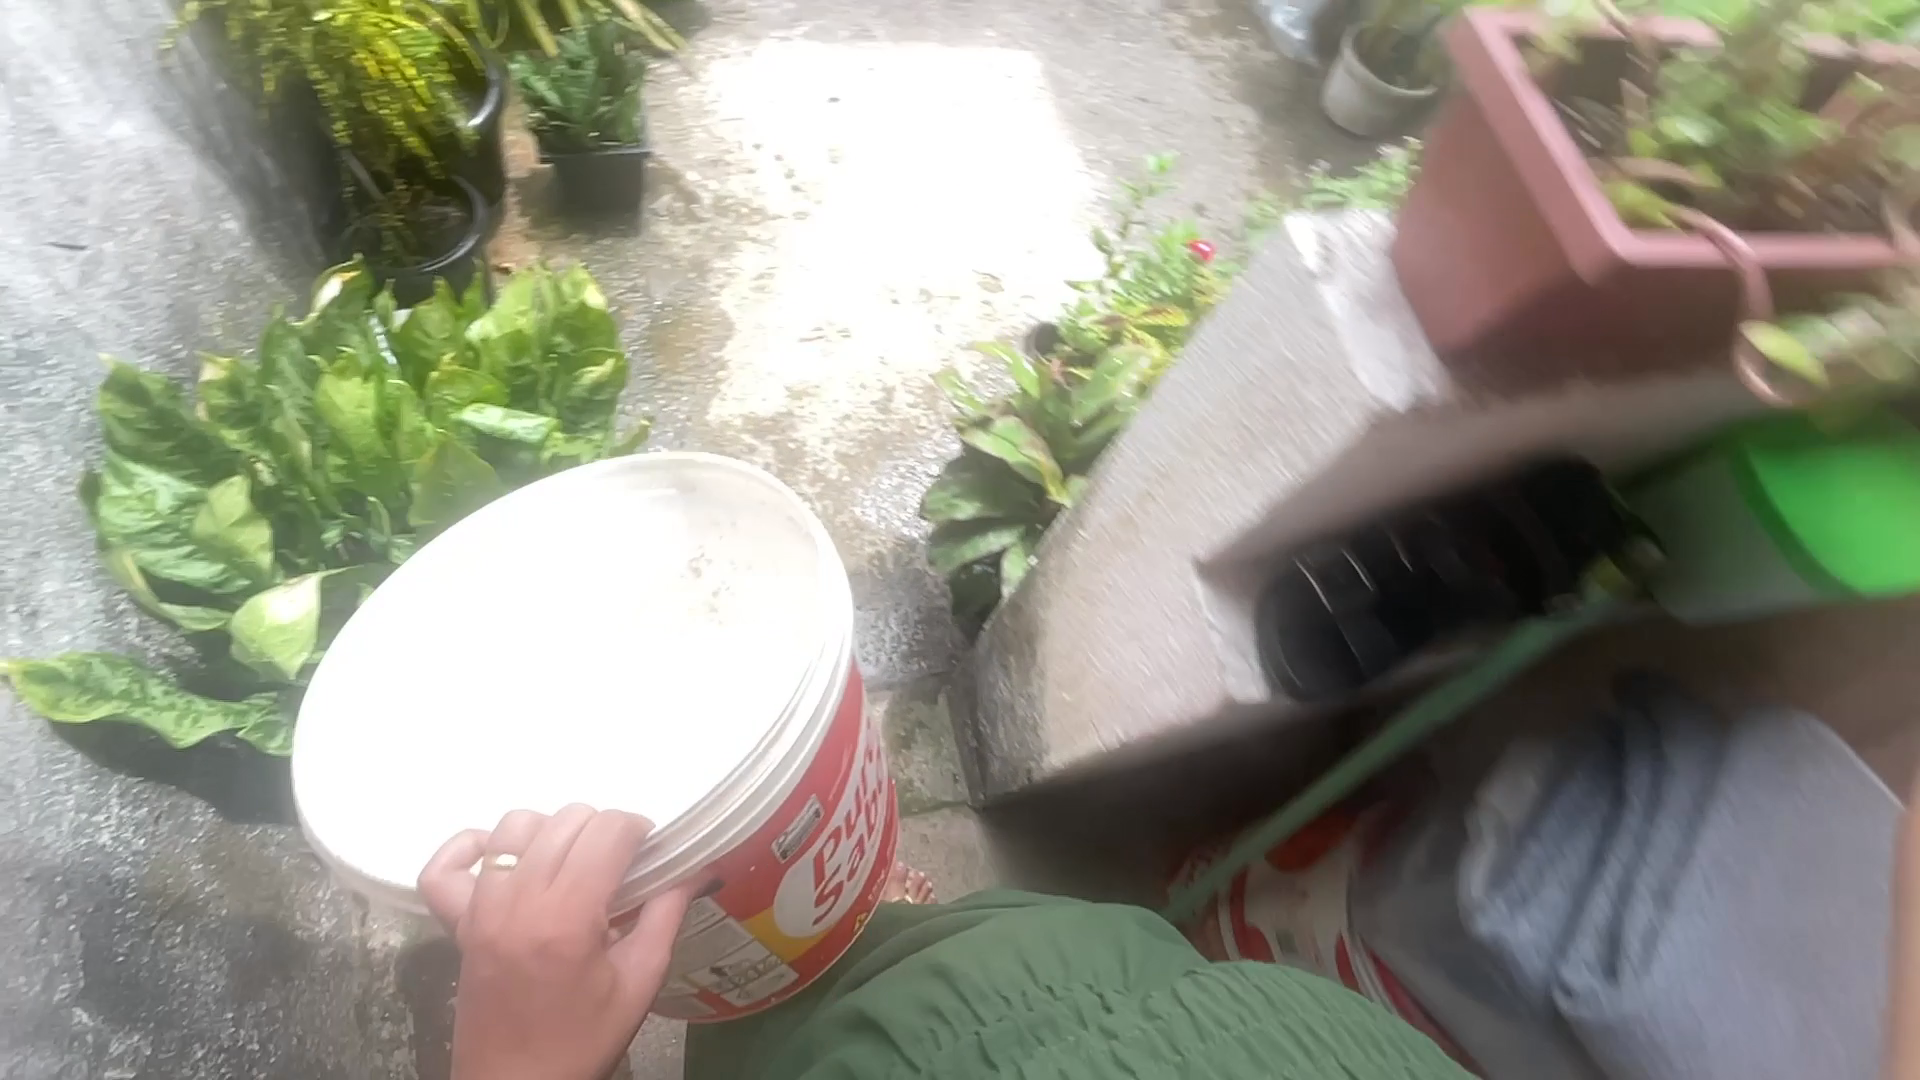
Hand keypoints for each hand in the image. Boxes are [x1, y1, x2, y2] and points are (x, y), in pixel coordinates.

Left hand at [418, 806, 693, 1079]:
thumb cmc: (584, 1040)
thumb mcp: (642, 979)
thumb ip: (668, 911)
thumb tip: (698, 865)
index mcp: (568, 918)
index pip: (608, 831)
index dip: (638, 830)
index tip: (648, 855)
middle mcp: (518, 904)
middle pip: (566, 819)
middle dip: (603, 829)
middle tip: (618, 864)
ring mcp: (480, 912)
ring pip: (515, 826)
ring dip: (551, 830)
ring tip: (570, 862)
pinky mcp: (456, 925)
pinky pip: (445, 865)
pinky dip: (474, 847)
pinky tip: (507, 860)